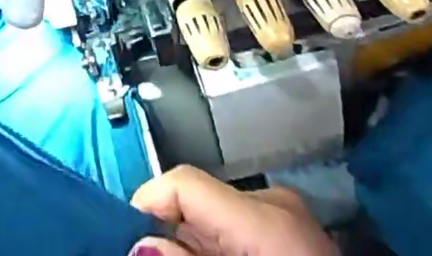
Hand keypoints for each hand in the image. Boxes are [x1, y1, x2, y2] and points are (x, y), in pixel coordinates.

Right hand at [128, 166, 336, 255]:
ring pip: (215, 220)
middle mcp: (278, 206)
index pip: (182, 183)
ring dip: (195, 248)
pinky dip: (220, 252)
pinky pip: (239, 233)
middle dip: (171, 237)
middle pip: (196, 202)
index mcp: (265, 219)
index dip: (147, 208)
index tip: (131, 247)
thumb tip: (139, 247)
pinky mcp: (299, 239)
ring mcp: (292, 222)